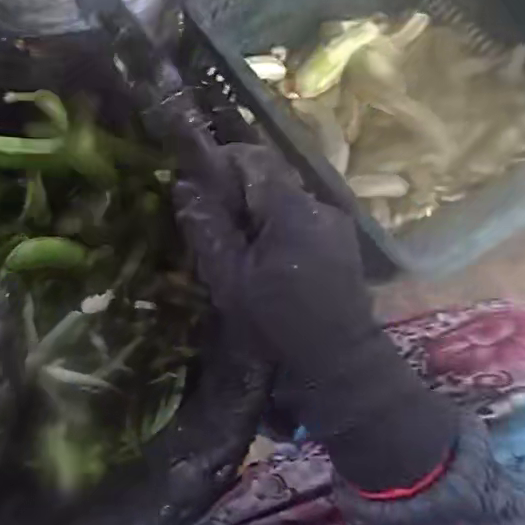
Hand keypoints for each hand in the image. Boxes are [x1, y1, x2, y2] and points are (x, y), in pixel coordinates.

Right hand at [170, 141, 458, 491]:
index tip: (195, 182)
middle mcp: (319, 206)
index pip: (252, 159)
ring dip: (254, 205)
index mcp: (291, 211)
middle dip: (234, 186)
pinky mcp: (339, 239)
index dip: (219, 161)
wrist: (341, 366)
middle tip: (208, 214)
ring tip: (233, 237)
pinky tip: (261, 253)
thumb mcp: (230, 280)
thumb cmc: (278, 324)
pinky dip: (273, 221)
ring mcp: (334, 222)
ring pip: (283, 194)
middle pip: (269, 174)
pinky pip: (298, 214)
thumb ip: (207, 229)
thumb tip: (183, 185)